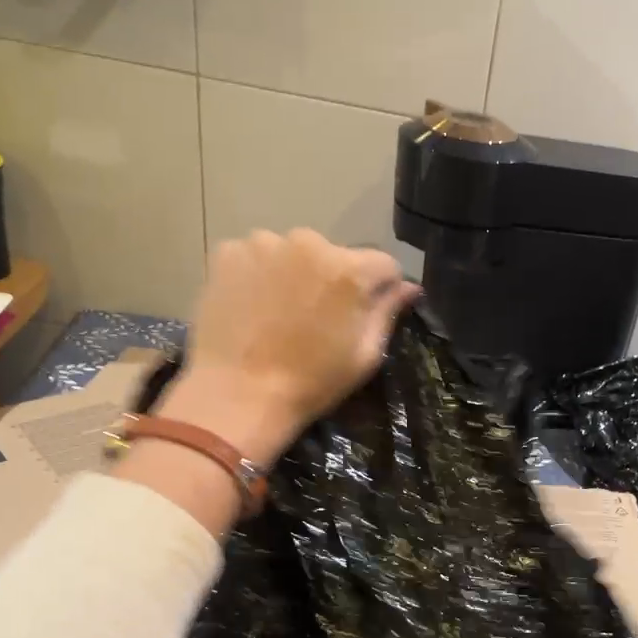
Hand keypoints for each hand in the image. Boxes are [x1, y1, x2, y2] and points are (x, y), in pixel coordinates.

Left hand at [155, 229, 418, 465]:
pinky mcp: (227, 252)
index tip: (365, 313)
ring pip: (293, 253)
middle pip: (335, 255)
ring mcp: (263, 243)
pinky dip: (259, 275)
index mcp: (350, 269)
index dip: (381, 289)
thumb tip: (409, 288)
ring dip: (294, 274)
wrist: (239, 394)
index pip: (384, 264)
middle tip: (317, 318)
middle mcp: (308, 242)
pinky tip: (253, 307)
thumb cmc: (311, 382)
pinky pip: (256, 256)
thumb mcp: (364, 355)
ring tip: (280, 313)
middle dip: (333, 279)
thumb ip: (388, 312)